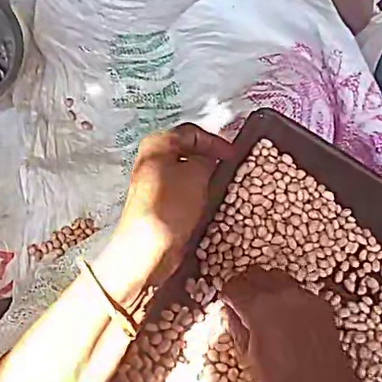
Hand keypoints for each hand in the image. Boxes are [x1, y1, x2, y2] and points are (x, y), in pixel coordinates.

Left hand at [103, 124, 232, 288]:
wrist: (147, 249)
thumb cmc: (170, 206)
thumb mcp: (197, 174)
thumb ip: (208, 159)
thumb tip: (211, 159)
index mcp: (157, 144)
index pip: (193, 133)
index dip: (216, 141)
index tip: (234, 154)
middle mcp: (152, 161)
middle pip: (189, 153)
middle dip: (211, 161)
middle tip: (231, 170)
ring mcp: (154, 185)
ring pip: (188, 176)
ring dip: (206, 181)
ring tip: (224, 189)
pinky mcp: (159, 207)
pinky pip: (184, 196)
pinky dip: (198, 198)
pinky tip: (209, 206)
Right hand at [221, 268, 372, 381]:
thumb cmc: (281, 381)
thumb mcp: (248, 357)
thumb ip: (237, 326)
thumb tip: (232, 310)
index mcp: (259, 307)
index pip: (234, 285)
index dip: (227, 295)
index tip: (226, 304)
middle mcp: (282, 294)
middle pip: (255, 273)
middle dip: (244, 285)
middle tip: (240, 303)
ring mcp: (304, 296)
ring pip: (277, 276)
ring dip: (265, 286)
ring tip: (262, 308)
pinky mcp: (320, 303)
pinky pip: (296, 289)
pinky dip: (285, 295)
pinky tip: (284, 316)